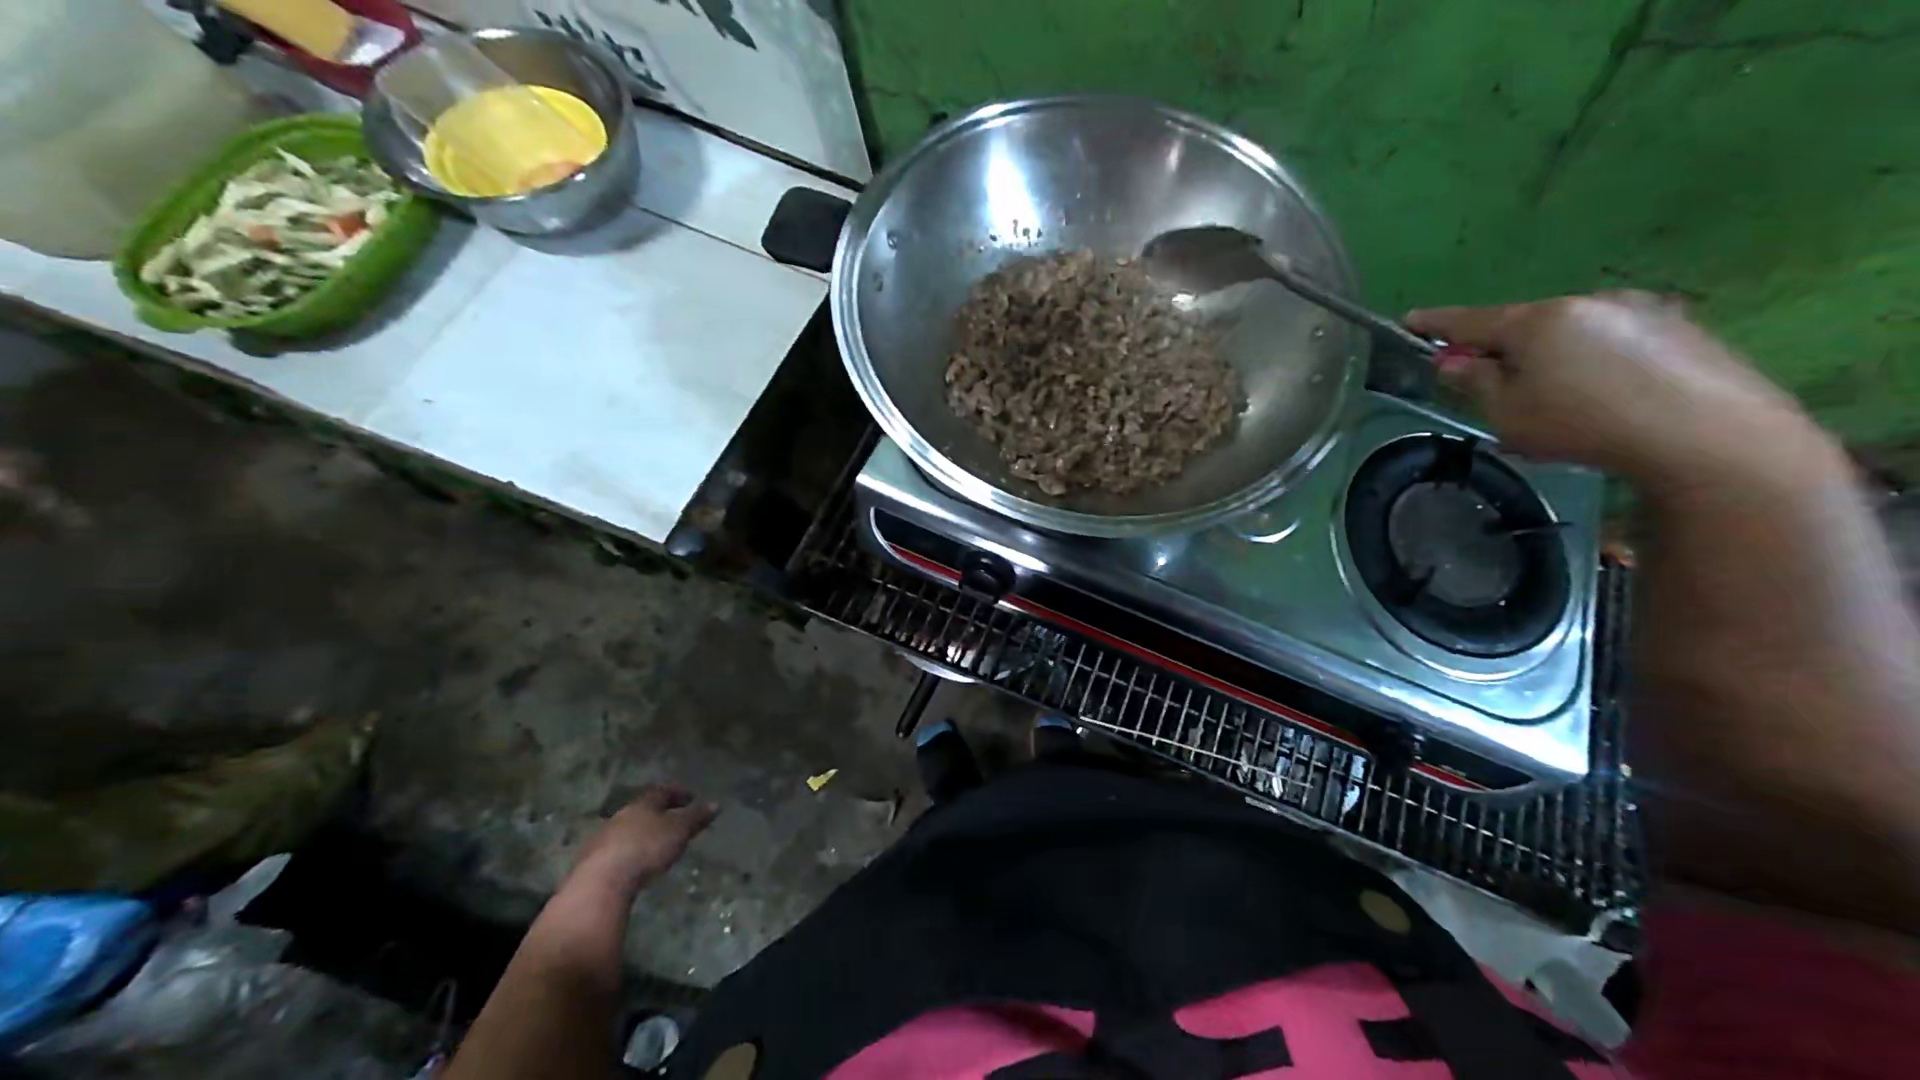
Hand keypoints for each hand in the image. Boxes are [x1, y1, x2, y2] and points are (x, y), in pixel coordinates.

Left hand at [571, 784, 717, 892]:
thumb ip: (696, 817)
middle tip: (674, 822)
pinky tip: (635, 864)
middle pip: (643, 810)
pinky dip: (629, 852)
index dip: (678, 793)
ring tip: (656, 845)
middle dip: (659, 814)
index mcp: (642, 804)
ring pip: (627, 830)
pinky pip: (616, 850)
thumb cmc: (646, 848)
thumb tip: (715, 804)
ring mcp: (602, 839)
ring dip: (642, 834)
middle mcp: (620, 816)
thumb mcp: (678, 831)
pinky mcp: (592, 862)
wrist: (601, 883)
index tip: (692, 798)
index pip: (662, 791)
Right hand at [1406, 293, 1823, 488]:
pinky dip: (1593, 360)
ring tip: (1553, 397)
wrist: (1708, 434)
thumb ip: (1476, 382)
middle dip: (1501, 348)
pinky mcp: (1678, 327)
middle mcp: (1585, 302)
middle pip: (1524, 324)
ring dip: (1550, 355)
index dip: (1436, 323)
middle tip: (1490, 383)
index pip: (1470, 319)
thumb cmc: (1584, 425)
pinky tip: (1602, 395)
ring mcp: (1638, 309)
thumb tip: (1454, 361)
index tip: (1410, 321)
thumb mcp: (1508, 414)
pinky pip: (1612, 340)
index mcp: (1537, 321)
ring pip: (1571, 331)